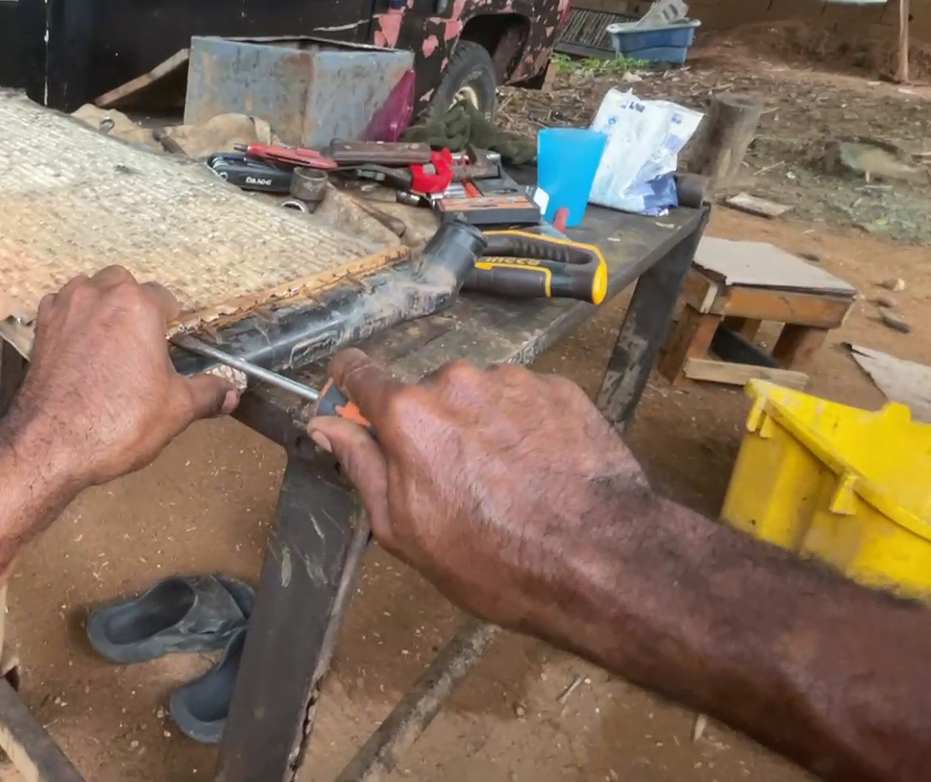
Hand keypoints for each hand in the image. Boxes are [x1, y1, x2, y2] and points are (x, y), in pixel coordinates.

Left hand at [8, 267, 238, 488]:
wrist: (52, 444)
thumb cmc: (118, 420)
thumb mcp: (176, 408)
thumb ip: (207, 393)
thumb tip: (231, 393)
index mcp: (138, 305)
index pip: (164, 298)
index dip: (170, 322)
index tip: (169, 346)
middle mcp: (100, 295)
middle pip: (124, 283)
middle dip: (134, 305)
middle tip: (141, 342)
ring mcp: (66, 308)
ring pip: (89, 288)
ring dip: (100, 305)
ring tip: (109, 341)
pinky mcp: (41, 327)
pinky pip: (59, 306)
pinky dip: (71, 318)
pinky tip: (78, 346)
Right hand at [307, 350, 659, 634]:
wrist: (606, 561)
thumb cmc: (492, 556)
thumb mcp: (402, 527)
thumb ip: (359, 464)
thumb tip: (324, 424)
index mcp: (408, 413)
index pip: (356, 369)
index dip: (347, 384)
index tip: (353, 402)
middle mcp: (453, 380)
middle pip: (422, 392)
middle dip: (427, 424)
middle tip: (453, 477)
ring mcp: (510, 379)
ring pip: (474, 394)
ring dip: (476, 423)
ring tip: (507, 476)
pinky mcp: (557, 387)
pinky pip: (520, 397)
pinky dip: (520, 424)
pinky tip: (541, 467)